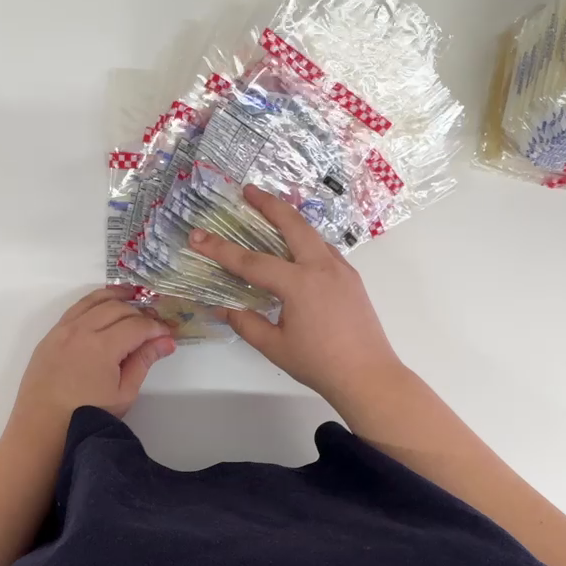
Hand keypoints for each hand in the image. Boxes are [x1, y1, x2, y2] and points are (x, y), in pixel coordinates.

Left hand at [9, 286, 175, 437]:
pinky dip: (93, 302)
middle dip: (139, 312)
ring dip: (115, 297)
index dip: (156, 328)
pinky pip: (75, 308)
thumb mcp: (123, 393)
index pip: (137, 326)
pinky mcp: (51, 335)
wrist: (42, 426)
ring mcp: (63, 330)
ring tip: (132, 296)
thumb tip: (165, 342)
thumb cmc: (87, 415)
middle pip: (117, 308)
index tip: (168, 334)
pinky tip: (102, 306)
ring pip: (94, 301)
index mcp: (102, 346)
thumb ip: (143, 362)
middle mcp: (82, 330)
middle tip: (153, 323)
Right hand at [190, 185, 405, 407]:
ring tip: (271, 213)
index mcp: (299, 284)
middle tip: (248, 190)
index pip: (251, 261)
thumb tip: (222, 308)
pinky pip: (324, 250)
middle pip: (292, 224)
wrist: (367, 375)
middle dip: (268, 204)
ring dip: (290, 220)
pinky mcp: (351, 279)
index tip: (198, 236)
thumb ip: (246, 323)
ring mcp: (341, 270)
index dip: (221, 249)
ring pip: (312, 234)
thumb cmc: (319, 364)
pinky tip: (296, 250)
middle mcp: (322, 267)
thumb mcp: (274, 346)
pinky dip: (306, 241)